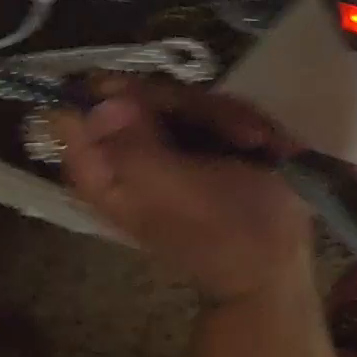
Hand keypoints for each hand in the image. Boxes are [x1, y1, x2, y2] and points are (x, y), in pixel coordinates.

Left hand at [51, 75, 312, 303]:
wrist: (278, 261)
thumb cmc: (229, 230)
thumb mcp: (179, 189)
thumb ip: (134, 146)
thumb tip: (103, 96)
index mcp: (104, 171)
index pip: (79, 111)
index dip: (116, 95)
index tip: (162, 100)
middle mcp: (133, 156)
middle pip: (143, 98)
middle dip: (196, 108)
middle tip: (239, 131)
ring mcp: (175, 152)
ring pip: (190, 104)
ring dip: (233, 118)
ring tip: (261, 144)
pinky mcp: (213, 151)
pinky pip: (222, 117)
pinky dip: (249, 126)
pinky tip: (269, 146)